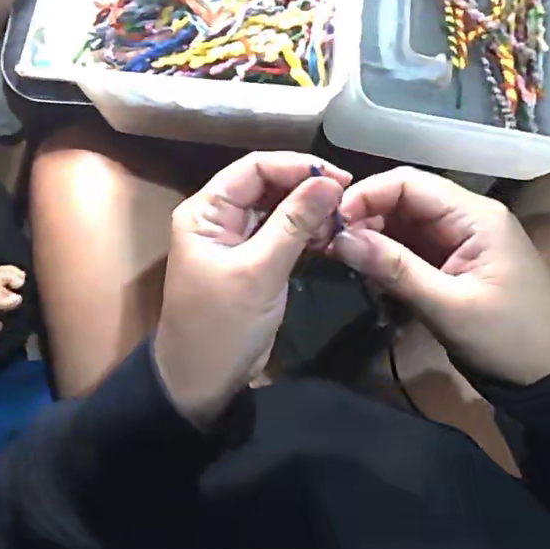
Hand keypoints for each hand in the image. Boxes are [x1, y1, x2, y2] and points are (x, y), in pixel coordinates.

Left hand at [154, 152, 350, 426]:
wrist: (202, 382)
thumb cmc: (221, 325)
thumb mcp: (258, 272)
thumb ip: (293, 224)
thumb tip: (329, 182)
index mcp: (206, 210)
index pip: (253, 167)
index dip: (297, 166)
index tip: (340, 178)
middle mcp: (219, 216)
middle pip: (267, 184)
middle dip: (306, 187)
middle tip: (348, 200)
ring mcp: (236, 239)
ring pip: (278, 208)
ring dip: (309, 210)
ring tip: (344, 218)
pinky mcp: (253, 260)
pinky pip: (282, 233)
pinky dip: (306, 232)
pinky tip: (331, 236)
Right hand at [328, 168, 549, 386]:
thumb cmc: (510, 338)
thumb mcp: (450, 307)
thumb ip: (395, 269)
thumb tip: (339, 239)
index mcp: (474, 216)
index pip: (410, 183)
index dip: (367, 195)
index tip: (331, 221)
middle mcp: (463, 217)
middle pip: (401, 199)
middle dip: (362, 215)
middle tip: (325, 240)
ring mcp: (455, 238)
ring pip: (399, 221)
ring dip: (367, 234)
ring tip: (333, 252)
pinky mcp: (447, 259)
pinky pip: (406, 244)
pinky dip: (381, 253)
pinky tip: (357, 264)